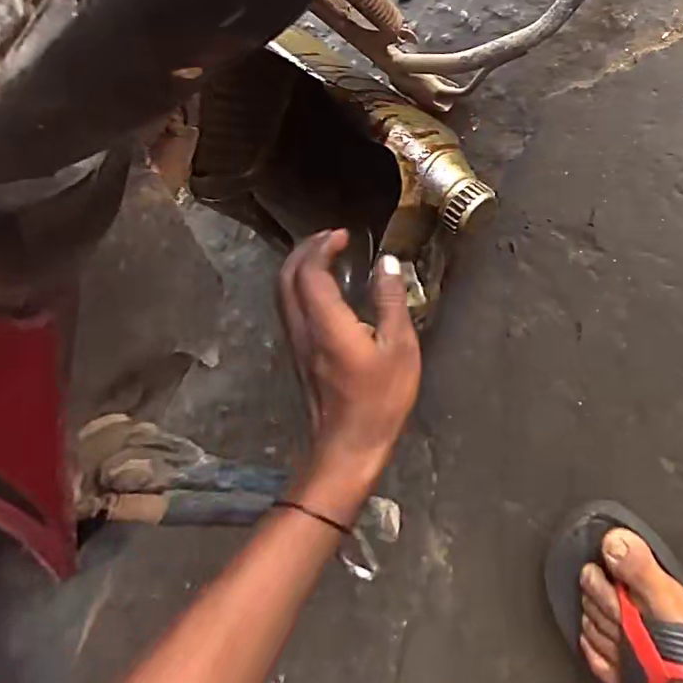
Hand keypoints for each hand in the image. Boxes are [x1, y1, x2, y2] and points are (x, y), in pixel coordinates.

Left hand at [277, 230, 420, 498]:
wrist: (348, 447)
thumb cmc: (380, 399)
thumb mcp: (400, 348)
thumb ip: (392, 301)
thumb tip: (387, 263)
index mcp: (326, 324)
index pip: (310, 272)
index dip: (323, 246)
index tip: (345, 235)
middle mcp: (303, 329)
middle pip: (286, 278)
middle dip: (305, 250)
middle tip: (332, 237)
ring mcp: (296, 343)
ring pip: (283, 292)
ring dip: (300, 266)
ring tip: (327, 254)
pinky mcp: (300, 355)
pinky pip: (290, 307)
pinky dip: (302, 285)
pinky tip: (325, 287)